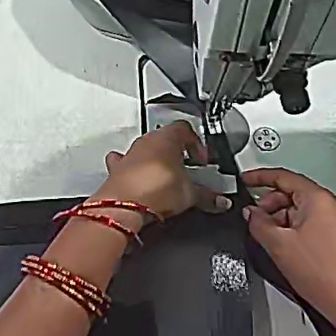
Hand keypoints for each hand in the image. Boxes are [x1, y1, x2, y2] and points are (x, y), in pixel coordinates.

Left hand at [94, 121, 230, 224]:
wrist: (123, 205)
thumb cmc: (154, 189)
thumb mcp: (190, 194)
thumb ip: (207, 196)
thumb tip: (218, 201)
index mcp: (167, 137)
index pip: (185, 129)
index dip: (196, 143)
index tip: (202, 158)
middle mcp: (146, 141)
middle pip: (165, 139)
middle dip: (177, 153)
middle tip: (188, 169)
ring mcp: (129, 155)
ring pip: (145, 151)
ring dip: (156, 161)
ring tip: (167, 179)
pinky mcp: (116, 171)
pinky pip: (127, 166)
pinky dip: (135, 173)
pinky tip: (144, 187)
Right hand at [243, 167, 335, 329]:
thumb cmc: (326, 274)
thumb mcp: (278, 244)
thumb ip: (258, 223)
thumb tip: (250, 214)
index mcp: (317, 199)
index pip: (283, 176)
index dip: (259, 176)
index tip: (246, 179)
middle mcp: (328, 207)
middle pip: (290, 193)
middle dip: (268, 204)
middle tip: (253, 218)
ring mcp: (332, 223)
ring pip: (296, 211)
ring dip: (278, 220)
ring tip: (267, 238)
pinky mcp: (333, 239)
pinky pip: (305, 225)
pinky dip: (289, 232)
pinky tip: (281, 248)